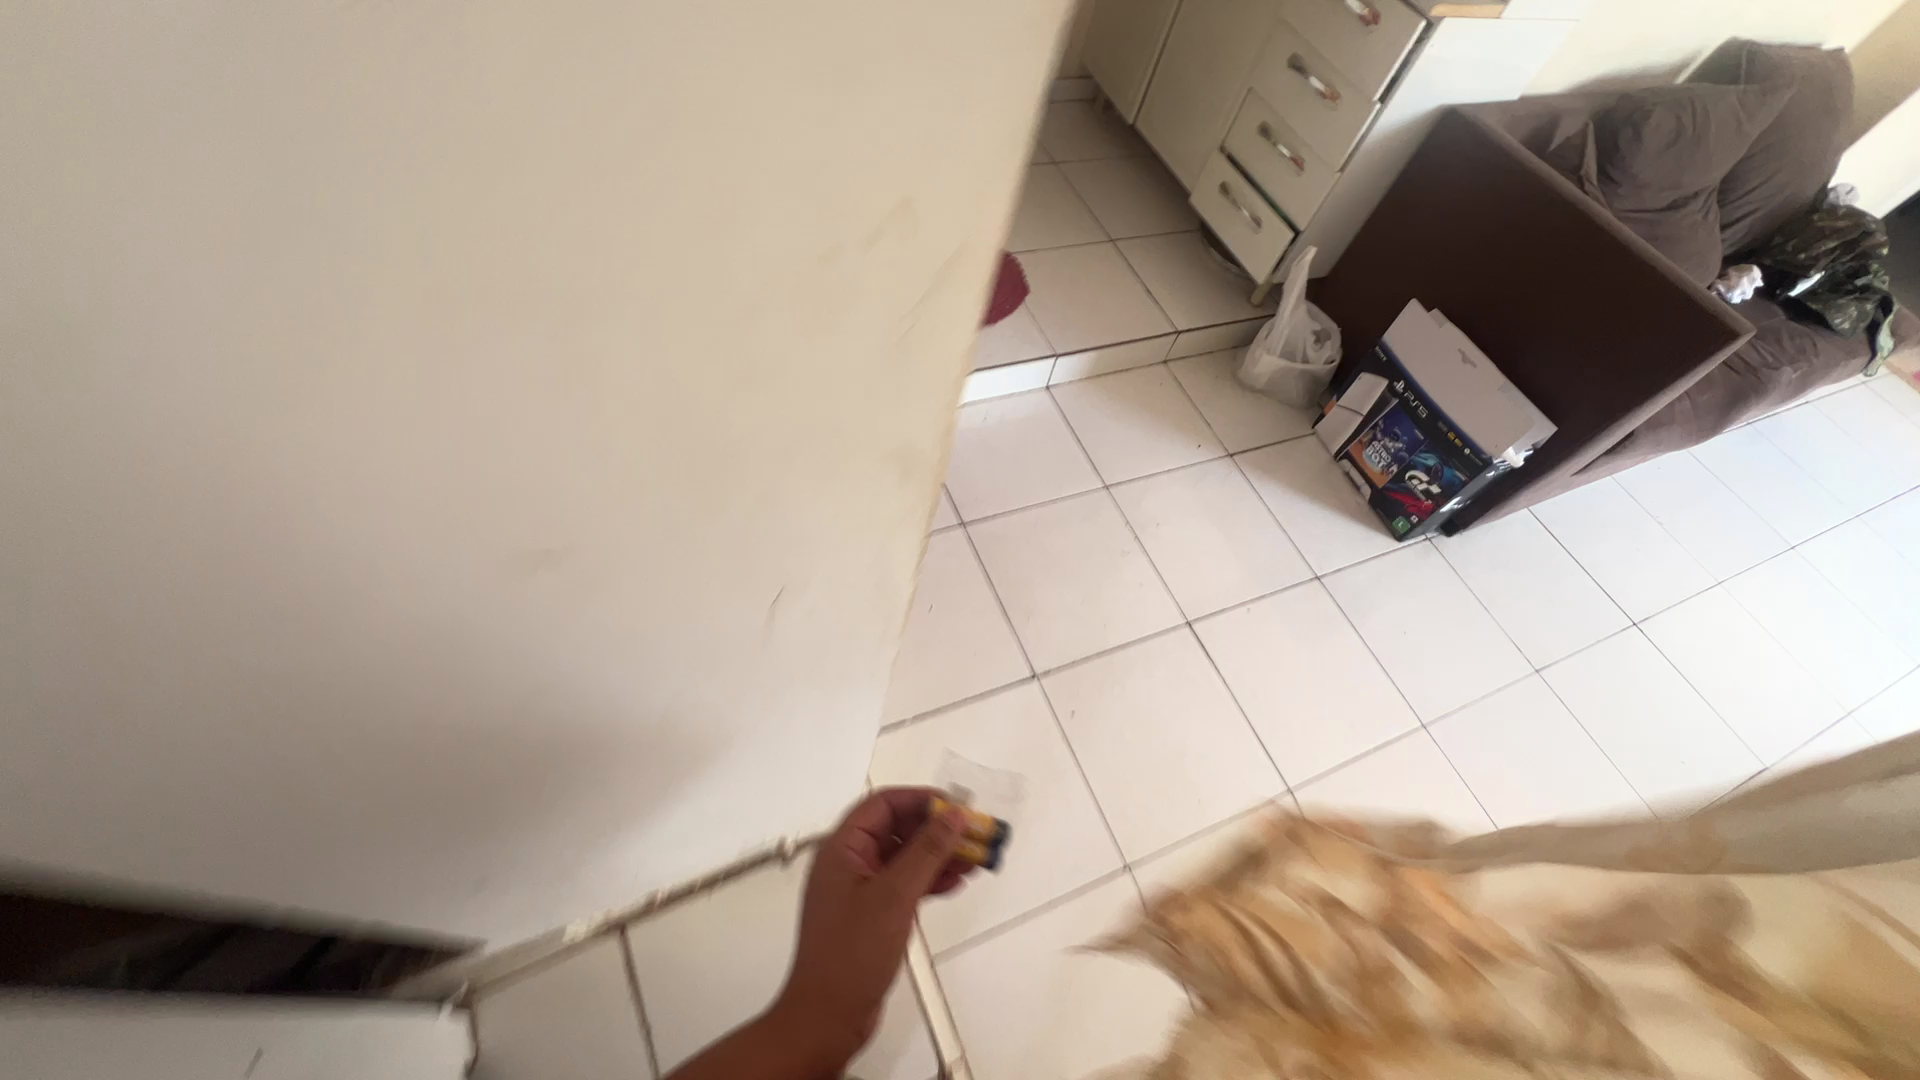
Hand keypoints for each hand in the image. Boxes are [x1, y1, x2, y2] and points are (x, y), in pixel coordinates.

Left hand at [769, 787, 973, 1069]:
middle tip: (972, 834)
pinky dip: (928, 880)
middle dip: (935, 829)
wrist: (827, 1019)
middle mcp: (849, 861)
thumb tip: (954, 814)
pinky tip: (953, 884)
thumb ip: (927, 850)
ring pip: (903, 857)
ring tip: (972, 860)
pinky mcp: (870, 913)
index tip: (956, 806)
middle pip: (896, 829)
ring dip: (937, 855)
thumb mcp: (895, 895)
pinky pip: (903, 883)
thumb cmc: (852, 953)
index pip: (884, 804)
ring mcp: (859, 888)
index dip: (921, 799)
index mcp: (842, 847)